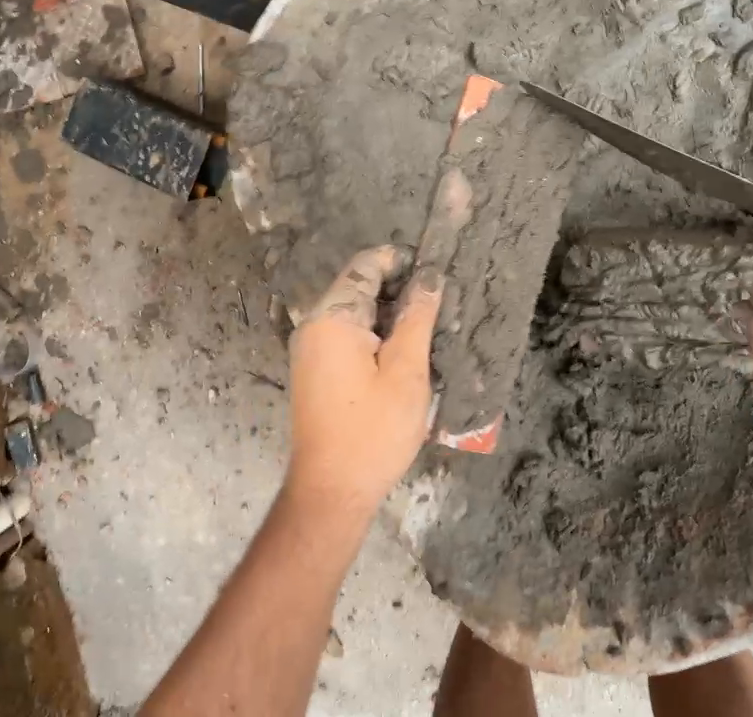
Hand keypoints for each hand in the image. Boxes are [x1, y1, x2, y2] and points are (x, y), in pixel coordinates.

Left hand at [284, 246, 443, 518]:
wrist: (331, 491)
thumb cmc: (373, 431)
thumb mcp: (407, 372)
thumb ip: (417, 317)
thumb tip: (429, 276)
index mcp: (332, 318)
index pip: (366, 265)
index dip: (402, 261)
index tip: (437, 272)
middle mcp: (314, 325)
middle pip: (359, 287)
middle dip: (399, 291)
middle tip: (441, 307)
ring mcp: (311, 349)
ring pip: (356, 313)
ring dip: (390, 317)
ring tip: (430, 331)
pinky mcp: (315, 371)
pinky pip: (348, 337)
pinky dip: (376, 338)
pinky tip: (404, 355)